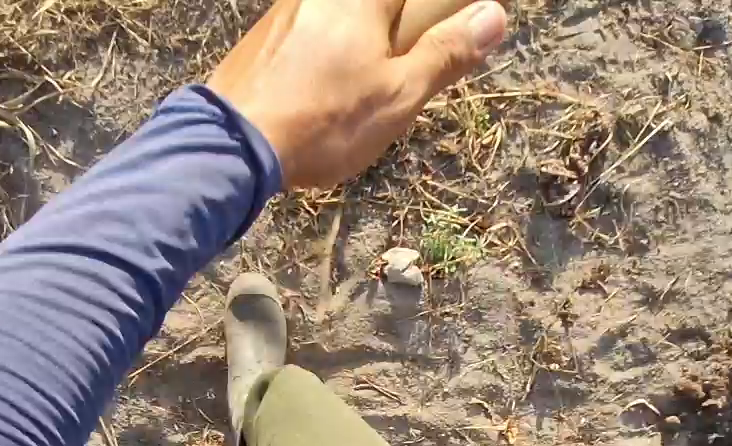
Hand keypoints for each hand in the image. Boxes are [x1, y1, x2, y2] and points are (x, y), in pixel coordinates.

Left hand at [208, 0, 508, 188]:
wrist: (237, 145)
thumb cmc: (324, 122)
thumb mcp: (398, 96)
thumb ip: (446, 55)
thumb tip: (494, 16)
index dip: (433, 17)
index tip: (444, 41)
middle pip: (374, 10)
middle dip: (391, 37)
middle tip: (396, 81)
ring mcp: (286, 8)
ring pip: (336, 20)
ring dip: (354, 49)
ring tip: (351, 98)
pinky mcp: (260, 37)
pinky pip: (305, 34)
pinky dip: (321, 58)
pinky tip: (315, 98)